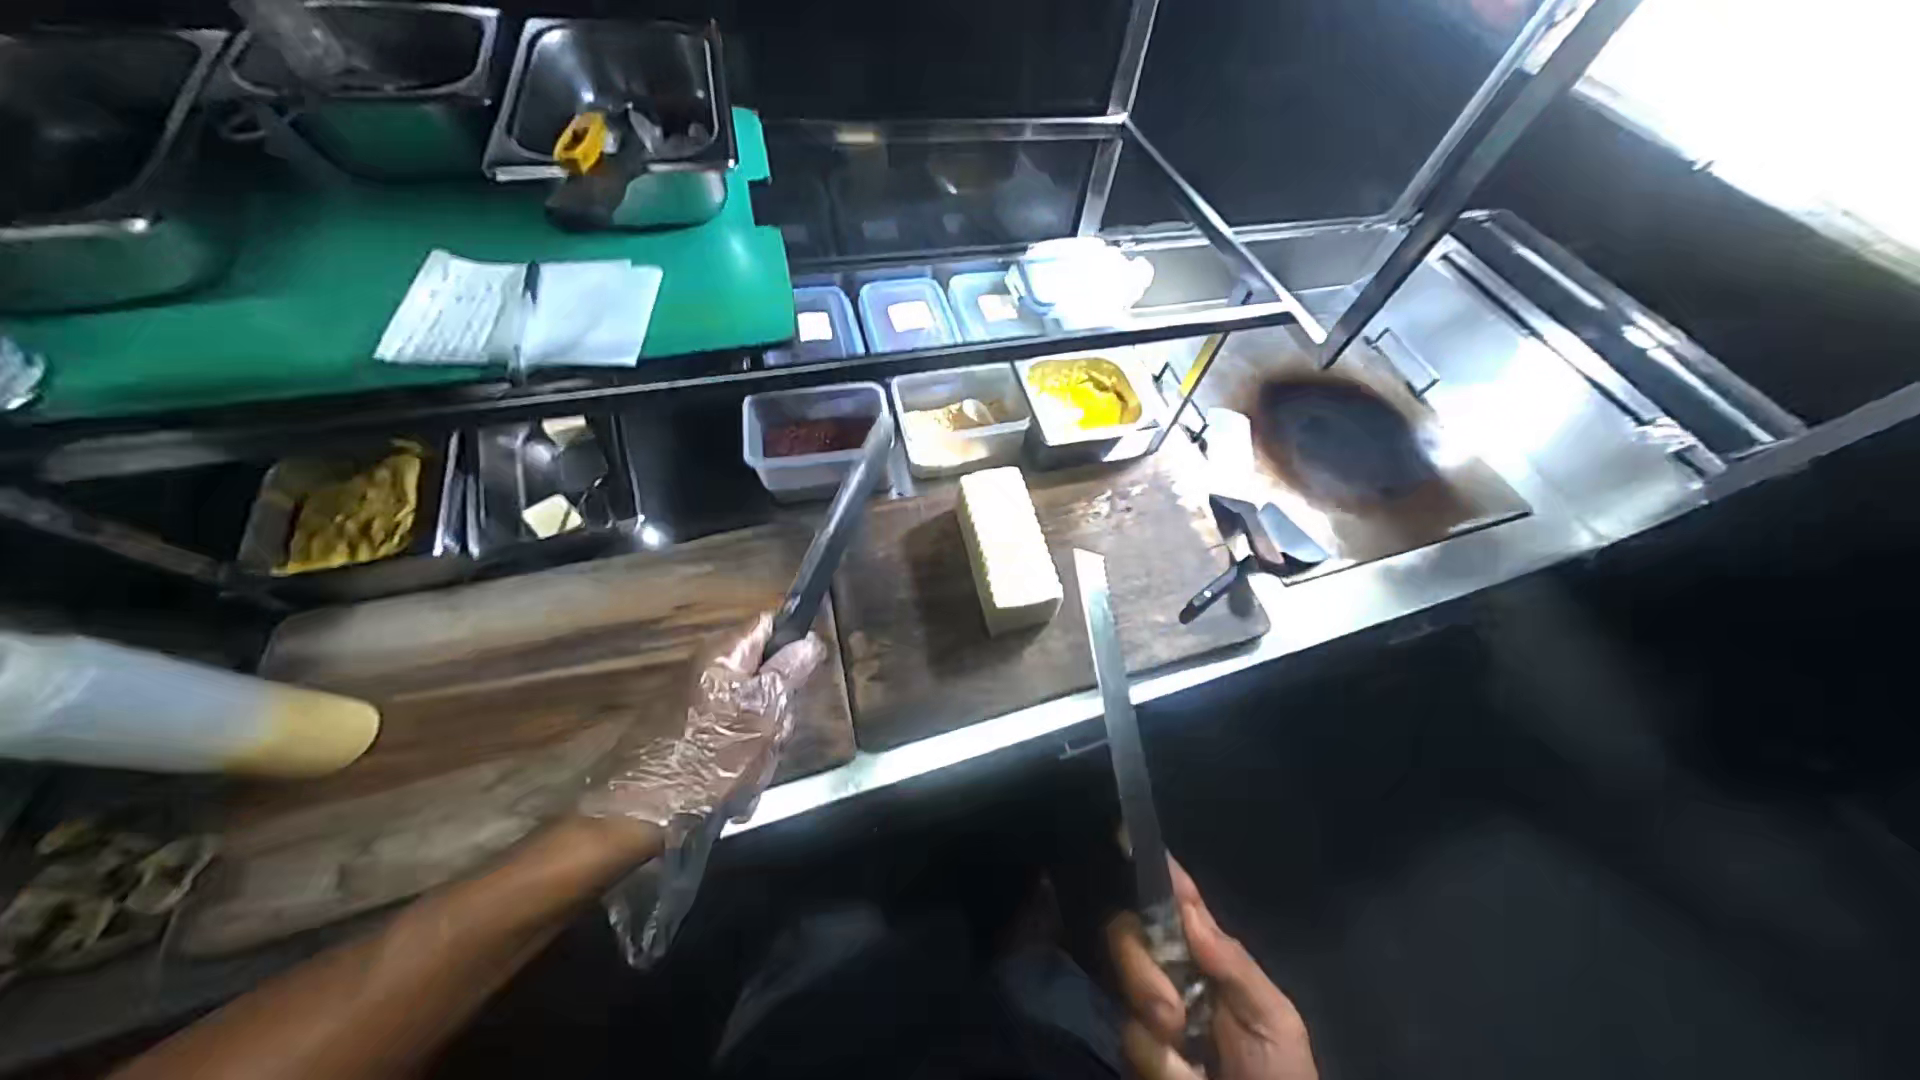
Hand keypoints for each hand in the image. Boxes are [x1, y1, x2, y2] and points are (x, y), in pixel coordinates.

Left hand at [579, 612, 825, 827]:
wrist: (637, 814)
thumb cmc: (706, 759)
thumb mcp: (762, 715)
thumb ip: (788, 673)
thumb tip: (810, 640)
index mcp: (724, 653)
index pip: (770, 624)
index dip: (794, 643)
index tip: (804, 678)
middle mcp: (706, 668)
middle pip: (764, 672)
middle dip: (778, 706)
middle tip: (775, 735)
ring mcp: (693, 700)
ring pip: (751, 708)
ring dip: (760, 739)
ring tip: (751, 770)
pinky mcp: (685, 729)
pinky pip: (728, 733)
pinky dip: (738, 757)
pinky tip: (734, 784)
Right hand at [1107, 861, 1316, 1079]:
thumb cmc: (1285, 1078)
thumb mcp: (1274, 1020)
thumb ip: (1232, 964)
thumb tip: (1187, 911)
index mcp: (1207, 955)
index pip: (1176, 903)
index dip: (1158, 874)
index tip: (1132, 843)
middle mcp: (1171, 972)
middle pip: (1129, 931)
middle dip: (1140, 966)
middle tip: (1171, 1015)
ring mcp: (1150, 1012)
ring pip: (1123, 983)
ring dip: (1152, 1026)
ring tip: (1187, 1061)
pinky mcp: (1138, 1052)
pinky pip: (1129, 1037)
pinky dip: (1157, 1063)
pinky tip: (1183, 1077)